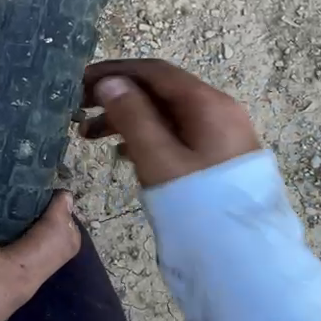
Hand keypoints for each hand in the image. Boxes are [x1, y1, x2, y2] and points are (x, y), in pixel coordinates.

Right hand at [80, 59, 262, 187]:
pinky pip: (174, 133)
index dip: (114, 71)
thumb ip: (132, 116)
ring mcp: (219, 133)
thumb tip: (109, 83)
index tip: (78, 81)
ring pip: (165, 114)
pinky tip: (121, 152)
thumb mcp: (157, 156)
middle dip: (117, 96)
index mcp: (206, 104)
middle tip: (79, 109)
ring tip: (90, 137)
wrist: (242, 249)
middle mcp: (217, 110)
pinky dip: (144, 135)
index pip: (154, 71)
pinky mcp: (216, 155)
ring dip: (126, 119)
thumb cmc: (197, 200)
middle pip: (159, 91)